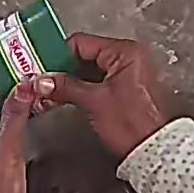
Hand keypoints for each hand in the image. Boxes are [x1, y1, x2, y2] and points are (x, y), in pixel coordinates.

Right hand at [45, 34, 167, 158]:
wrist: (152, 149)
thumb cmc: (133, 124)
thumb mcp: (95, 101)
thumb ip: (65, 87)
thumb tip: (42, 80)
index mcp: (124, 52)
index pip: (82, 43)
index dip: (59, 55)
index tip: (42, 67)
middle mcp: (128, 56)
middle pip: (84, 55)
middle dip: (62, 69)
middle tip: (42, 80)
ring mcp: (126, 72)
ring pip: (89, 69)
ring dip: (69, 80)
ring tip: (49, 90)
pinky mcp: (124, 87)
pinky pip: (96, 80)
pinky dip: (80, 88)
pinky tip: (64, 97)